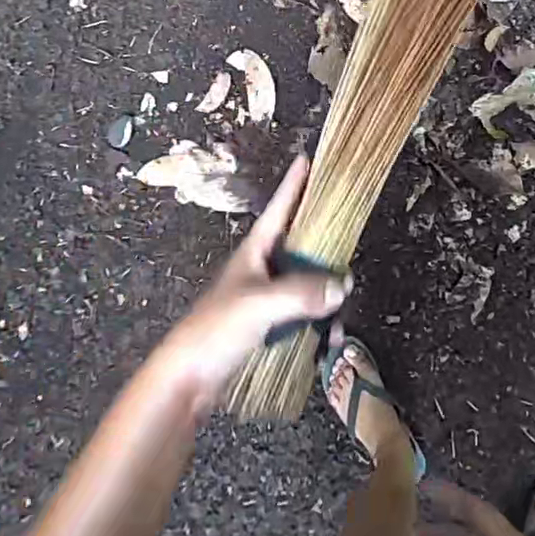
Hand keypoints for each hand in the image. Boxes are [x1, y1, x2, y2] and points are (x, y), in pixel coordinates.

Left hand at [153, 155, 348, 410]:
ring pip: (306, 279)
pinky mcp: (268, 322)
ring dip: (326, 291)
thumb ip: (301, 292)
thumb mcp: (259, 304)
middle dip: (326, 242)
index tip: (307, 157)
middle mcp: (263, 266)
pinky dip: (319, 320)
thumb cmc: (215, 329)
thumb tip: (342, 285)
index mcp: (255, 250)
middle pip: (301, 241)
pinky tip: (328, 337)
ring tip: (342, 307)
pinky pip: (303, 311)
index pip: (279, 208)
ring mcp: (265, 294)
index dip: (293, 183)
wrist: (186, 378)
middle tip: (348, 237)